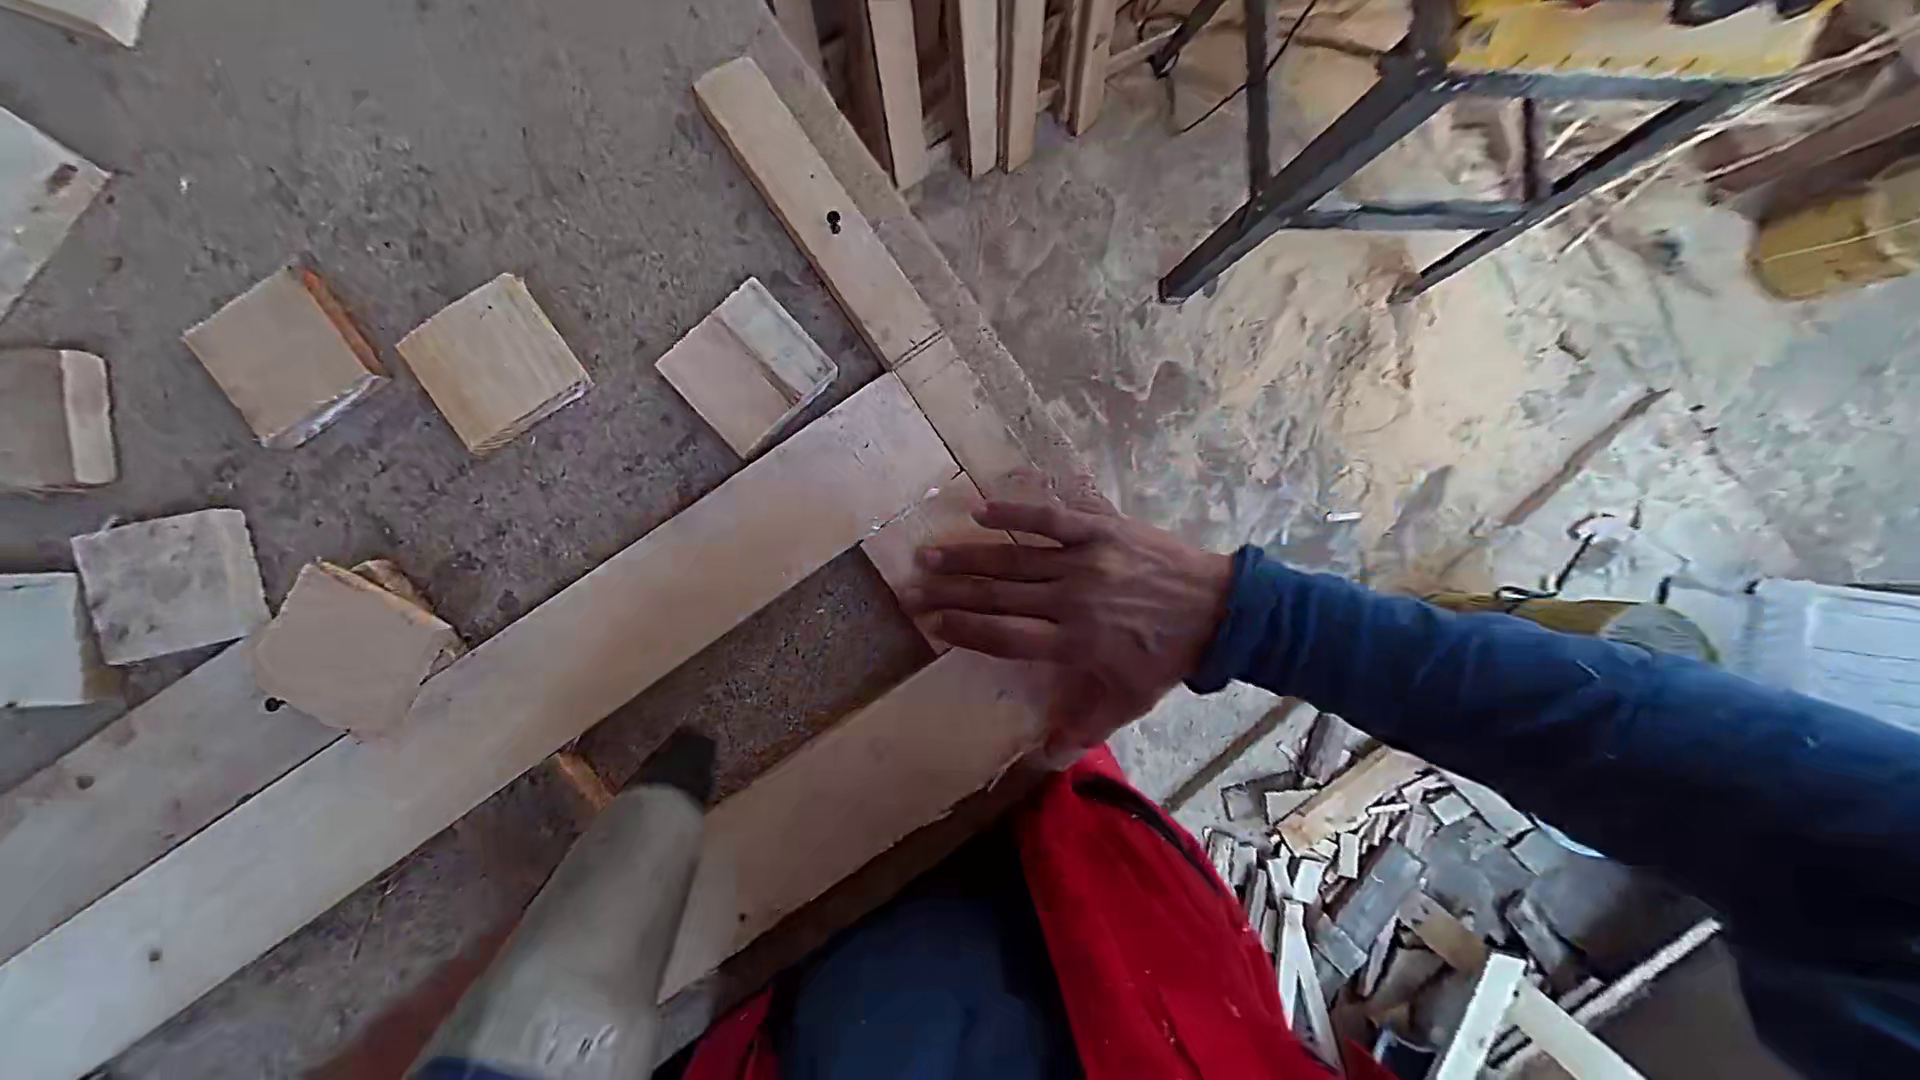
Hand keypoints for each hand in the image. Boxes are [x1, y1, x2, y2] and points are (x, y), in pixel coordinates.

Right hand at [905, 494, 1233, 766]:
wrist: (1217, 608)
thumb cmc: (1166, 656)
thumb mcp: (1128, 701)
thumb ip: (1085, 727)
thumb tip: (1045, 759)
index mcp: (1074, 644)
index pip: (1003, 636)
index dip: (963, 629)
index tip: (930, 623)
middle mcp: (1070, 601)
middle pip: (998, 596)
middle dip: (951, 592)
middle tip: (912, 587)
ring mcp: (1084, 562)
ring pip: (1015, 558)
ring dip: (968, 556)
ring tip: (930, 554)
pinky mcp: (1100, 530)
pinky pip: (1051, 518)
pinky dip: (1016, 513)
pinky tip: (981, 512)